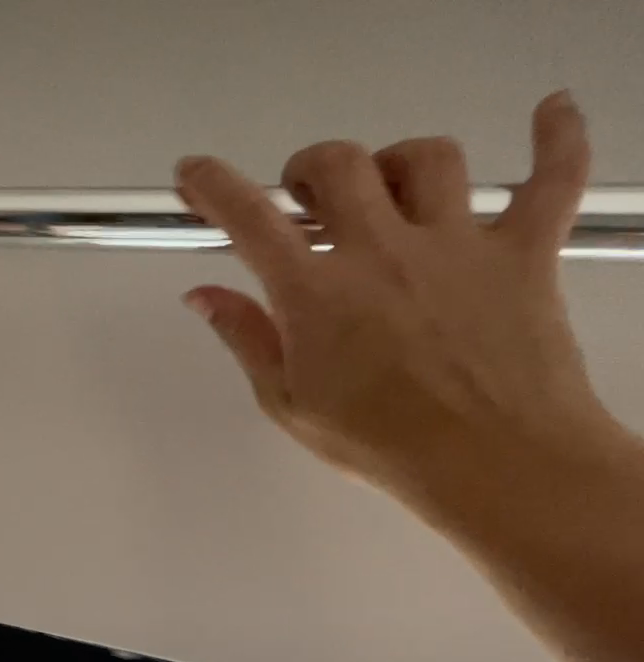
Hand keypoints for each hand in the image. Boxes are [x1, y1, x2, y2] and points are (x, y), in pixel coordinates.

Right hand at [176, 92, 627, 516]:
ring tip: (384, 187)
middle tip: (301, 194)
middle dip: (308, 167)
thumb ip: (244, 336)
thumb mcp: (284, 398)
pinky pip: (553, 175)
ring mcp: (459, 246)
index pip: (249, 220)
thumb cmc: (379, 439)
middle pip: (340, 166)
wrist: (493, 460)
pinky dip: (556, 136)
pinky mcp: (526, 253)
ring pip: (428, 159)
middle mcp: (382, 254)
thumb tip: (203, 296)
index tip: (194, 172)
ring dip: (394, 161)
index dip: (213, 186)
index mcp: (315, 295)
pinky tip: (551, 112)